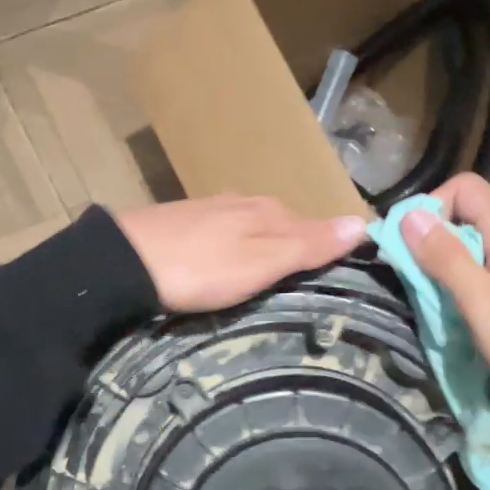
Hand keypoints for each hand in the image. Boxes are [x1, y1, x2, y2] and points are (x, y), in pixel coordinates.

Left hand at [115, 196, 366, 312]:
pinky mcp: (181, 226)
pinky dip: (233, 252)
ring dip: (262, 250)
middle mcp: (242, 203)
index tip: (340, 275)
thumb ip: (309, 245)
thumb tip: (363, 223)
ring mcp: (209, 212)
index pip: (314, 226)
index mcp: (268, 211)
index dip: (329, 248)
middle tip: (305, 286)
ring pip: (250, 229)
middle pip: (282, 225)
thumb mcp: (262, 262)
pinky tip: (225, 268)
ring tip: (267, 281)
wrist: (125, 264)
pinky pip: (223, 237)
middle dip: (294, 249)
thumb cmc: (200, 268)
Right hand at [402, 174, 489, 441]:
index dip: (429, 208)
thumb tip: (409, 215)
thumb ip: (447, 260)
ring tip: (438, 304)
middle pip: (470, 215)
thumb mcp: (485, 307)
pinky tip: (470, 317)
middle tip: (416, 284)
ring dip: (450, 266)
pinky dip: (471, 285)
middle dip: (434, 241)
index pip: (464, 187)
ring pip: (480, 246)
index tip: (407, 249)